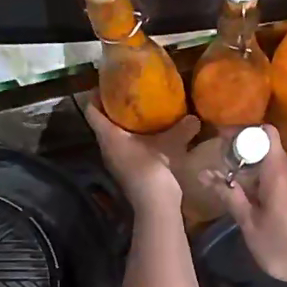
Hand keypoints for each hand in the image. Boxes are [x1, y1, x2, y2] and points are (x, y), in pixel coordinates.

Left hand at [83, 97, 197, 216]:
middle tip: (126, 91)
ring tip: (138, 107)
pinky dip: (130, 135)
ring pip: (112, 134)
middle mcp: (106, 146)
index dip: (94, 96)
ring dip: (122, 122)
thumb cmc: (154, 168)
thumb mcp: (169, 144)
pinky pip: (122, 145)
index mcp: (108, 136)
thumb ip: (181, 128)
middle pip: (101, 122)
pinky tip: (147, 131)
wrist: (154, 203)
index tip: (104, 83)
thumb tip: (195, 117)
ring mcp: (114, 159)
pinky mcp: (124, 167)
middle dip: (111, 106)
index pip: (92, 112)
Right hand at [195, 125, 286, 286]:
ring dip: (246, 170)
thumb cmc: (284, 245)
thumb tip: (206, 174)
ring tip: (222, 182)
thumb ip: (229, 195)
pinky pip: (275, 178)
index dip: (240, 132)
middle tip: (212, 166)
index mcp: (278, 171)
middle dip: (237, 153)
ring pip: (268, 165)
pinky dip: (257, 182)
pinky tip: (242, 198)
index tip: (216, 140)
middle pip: (264, 148)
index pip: (264, 133)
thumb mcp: (249, 223)